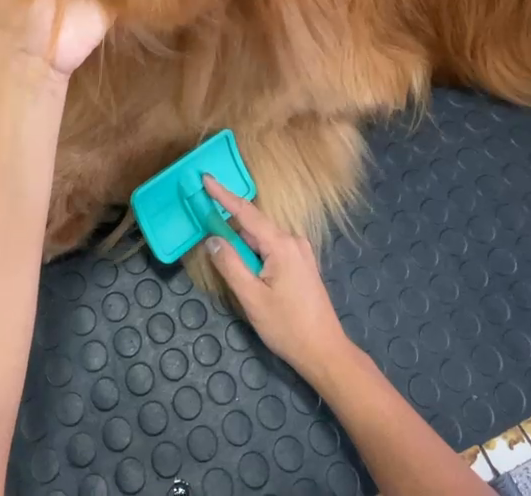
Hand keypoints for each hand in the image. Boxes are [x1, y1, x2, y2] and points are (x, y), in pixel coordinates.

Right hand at [202, 175, 354, 379]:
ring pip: (262, 238)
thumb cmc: (287, 326)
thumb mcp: (252, 297)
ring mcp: (300, 252)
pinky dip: (254, 250)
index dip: (223, 195)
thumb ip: (230, 264)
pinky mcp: (301, 264)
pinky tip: (246, 264)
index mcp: (281, 245)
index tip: (205, 178)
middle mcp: (293, 241)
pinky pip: (271, 248)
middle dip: (229, 223)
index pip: (246, 213)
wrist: (325, 352)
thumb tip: (212, 239)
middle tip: (207, 222)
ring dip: (242, 242)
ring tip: (224, 250)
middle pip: (253, 225)